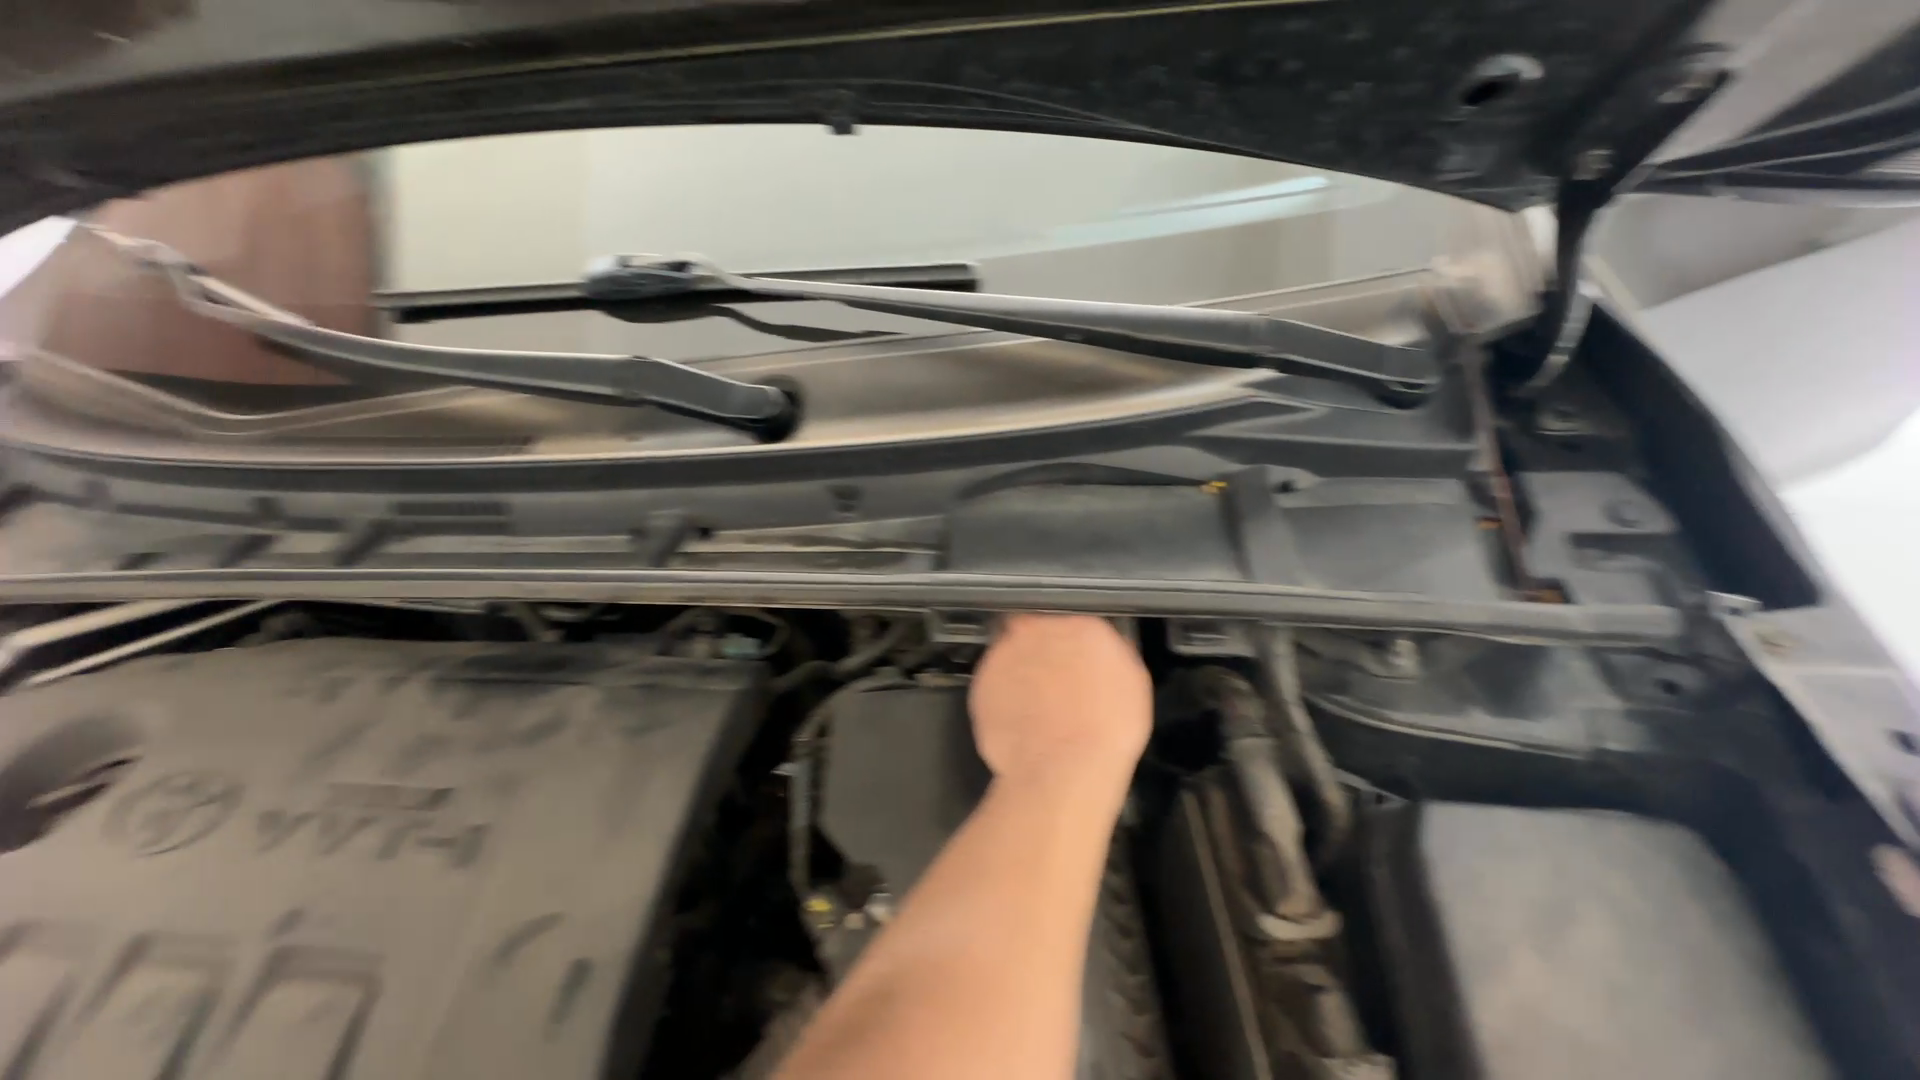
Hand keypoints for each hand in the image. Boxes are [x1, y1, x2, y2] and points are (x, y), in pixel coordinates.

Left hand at [967, 614, 1151, 788]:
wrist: (1064, 768)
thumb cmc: (1108, 730)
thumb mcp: (1132, 683)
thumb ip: (1111, 654)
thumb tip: (1102, 652)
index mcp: (1080, 626)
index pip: (1068, 620)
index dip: (1067, 643)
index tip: (1072, 662)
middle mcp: (1037, 631)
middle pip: (1032, 631)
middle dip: (1038, 652)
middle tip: (1051, 683)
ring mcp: (1003, 656)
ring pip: (1008, 656)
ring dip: (1018, 674)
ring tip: (1034, 708)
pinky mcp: (980, 684)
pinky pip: (991, 686)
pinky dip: (1001, 699)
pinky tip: (1020, 722)